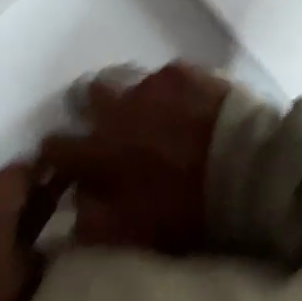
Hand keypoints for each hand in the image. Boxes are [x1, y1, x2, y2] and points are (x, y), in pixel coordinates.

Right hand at [39, 63, 230, 253]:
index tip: (63, 162)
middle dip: (95, 111)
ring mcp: (148, 85)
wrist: (245, 165)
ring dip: (134, 98)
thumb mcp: (137, 229)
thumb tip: (76, 206)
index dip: (55, 155)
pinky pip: (164, 78)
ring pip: (127, 83)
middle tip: (116, 130)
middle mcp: (116, 109)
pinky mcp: (180, 70)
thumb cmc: (190, 207)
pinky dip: (171, 91)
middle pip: (88, 97)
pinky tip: (190, 106)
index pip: (56, 147)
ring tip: (156, 114)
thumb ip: (96, 220)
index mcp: (101, 151)